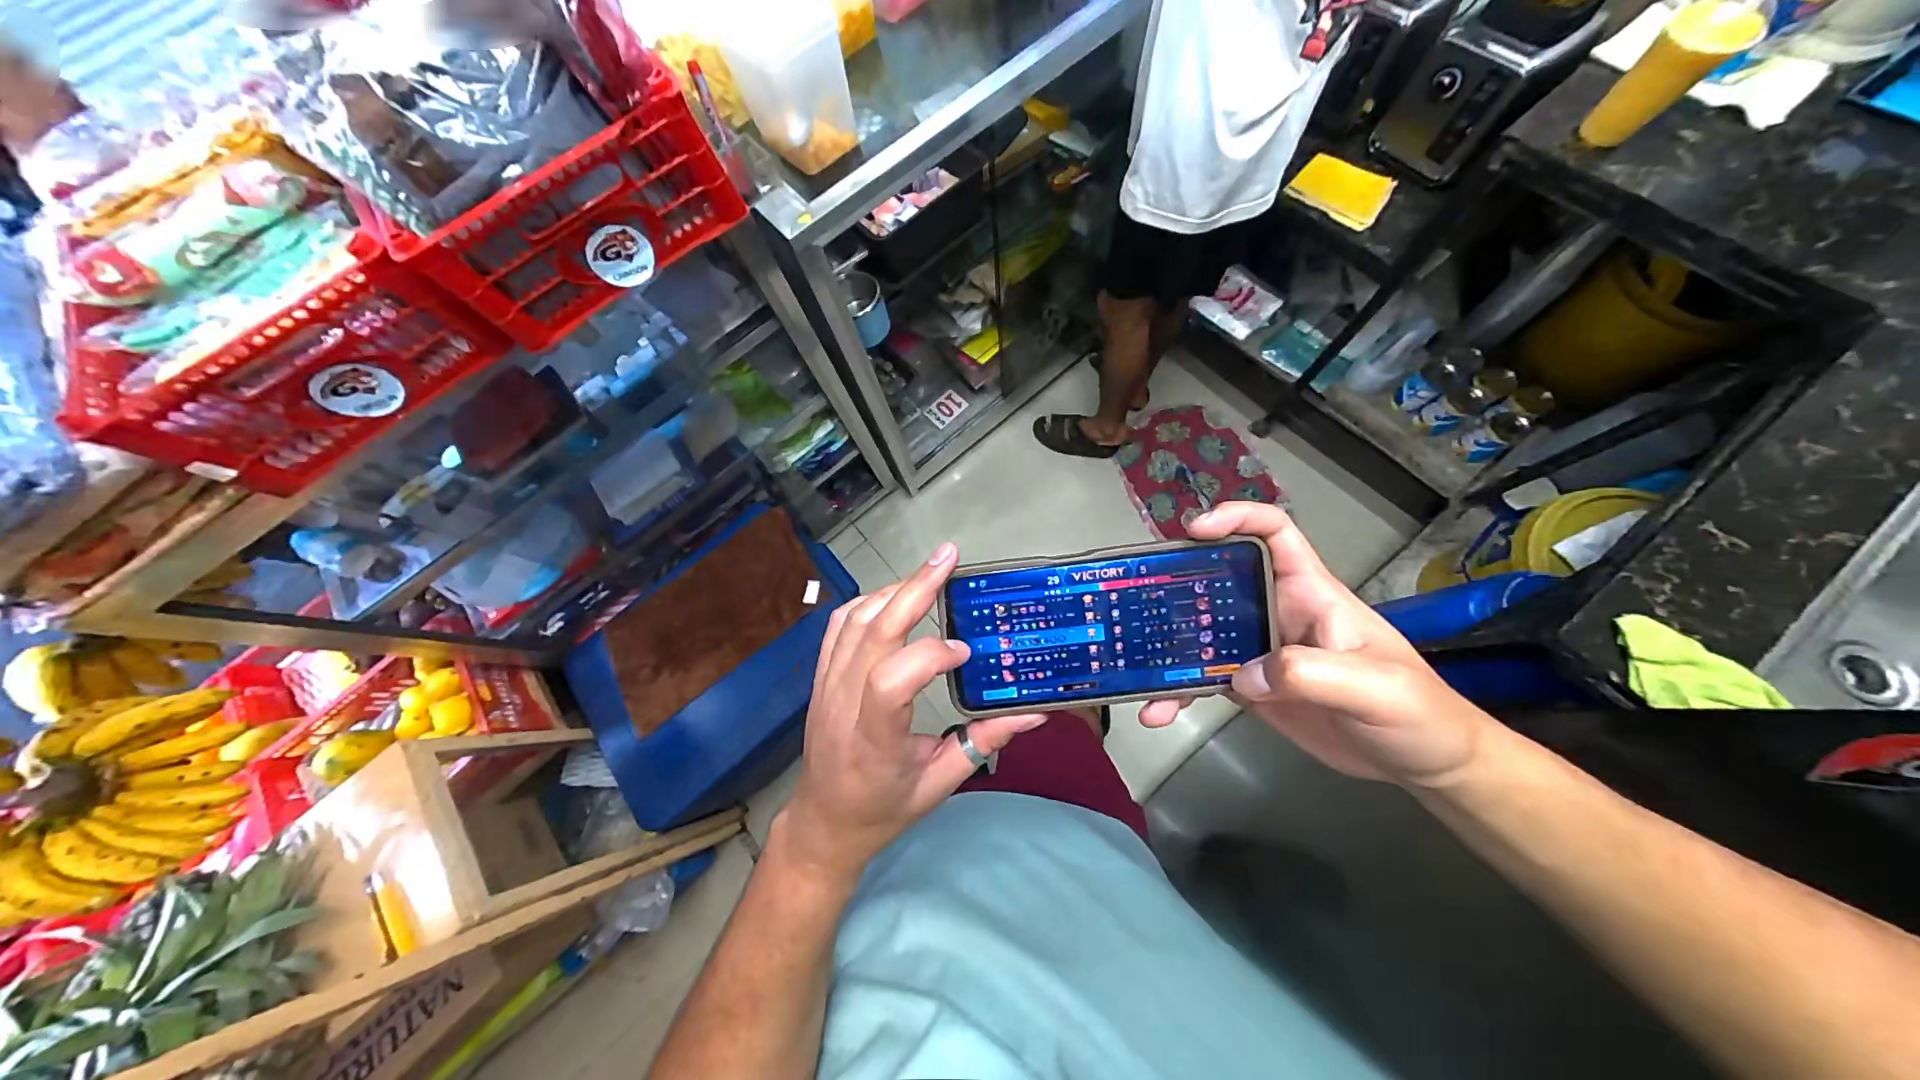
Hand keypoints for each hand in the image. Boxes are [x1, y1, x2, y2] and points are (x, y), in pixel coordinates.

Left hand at [777, 542, 1047, 880]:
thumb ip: (983, 742)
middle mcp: (843, 704)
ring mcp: (826, 686)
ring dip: (893, 590)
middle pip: (872, 634)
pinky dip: (868, 602)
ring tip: (930, 573)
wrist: (825, 820)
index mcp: (874, 740)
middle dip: (913, 590)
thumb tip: (1034, 712)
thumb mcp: (939, 784)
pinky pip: (838, 626)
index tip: (966, 652)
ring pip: (854, 621)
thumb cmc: (884, 807)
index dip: (928, 657)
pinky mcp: (820, 677)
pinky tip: (894, 594)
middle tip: (948, 557)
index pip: (890, 683)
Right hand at [1141, 502, 1493, 788]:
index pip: (1274, 533)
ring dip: (1169, 649)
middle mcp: (1278, 612)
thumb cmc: (1416, 713)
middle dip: (1177, 583)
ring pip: (1202, 633)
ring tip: (1138, 671)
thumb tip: (1243, 675)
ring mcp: (1261, 649)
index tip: (1196, 529)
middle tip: (1137, 598)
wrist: (1422, 763)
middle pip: (1219, 579)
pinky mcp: (1251, 684)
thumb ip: (1313, 673)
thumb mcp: (1376, 689)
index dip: (1237, 518)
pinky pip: (1204, 677)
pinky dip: (1178, 691)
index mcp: (1310, 594)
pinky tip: (1158, 711)